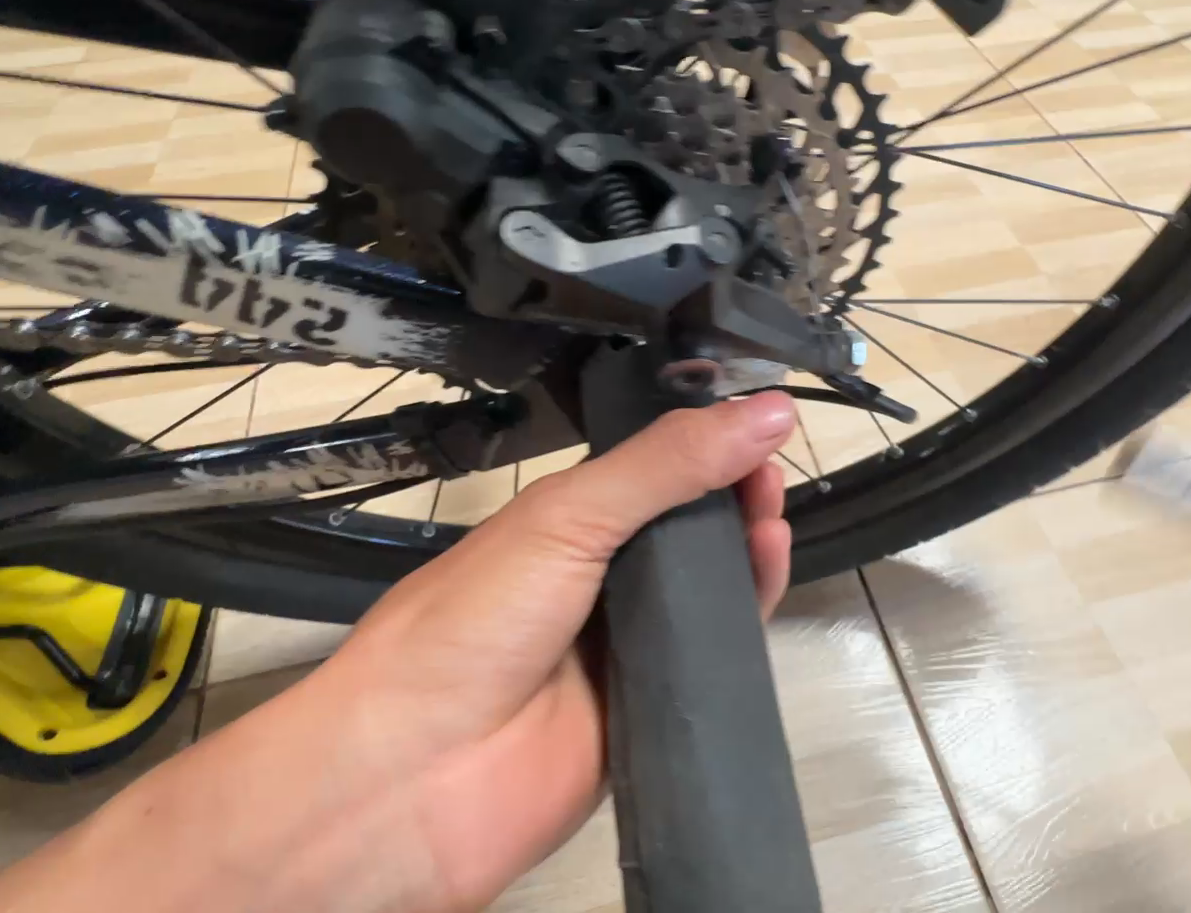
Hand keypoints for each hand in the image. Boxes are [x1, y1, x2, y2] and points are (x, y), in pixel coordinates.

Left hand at [0, 391, 796, 912]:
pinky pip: (716, 646)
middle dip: (734, 488)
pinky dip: (747, 607)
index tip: (758, 417)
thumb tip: (765, 409)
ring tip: (773, 512)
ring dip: (746, 542)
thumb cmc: (477, 621)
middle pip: (690, 521)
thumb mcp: (569, 517)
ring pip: (710, 581)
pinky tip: (767, 569)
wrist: (417, 780)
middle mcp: (605, 569)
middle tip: (771, 467)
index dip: (706, 439)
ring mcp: (632, 636)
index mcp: (573, 517)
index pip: (656, 464)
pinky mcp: (659, 698)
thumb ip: (667, 465)